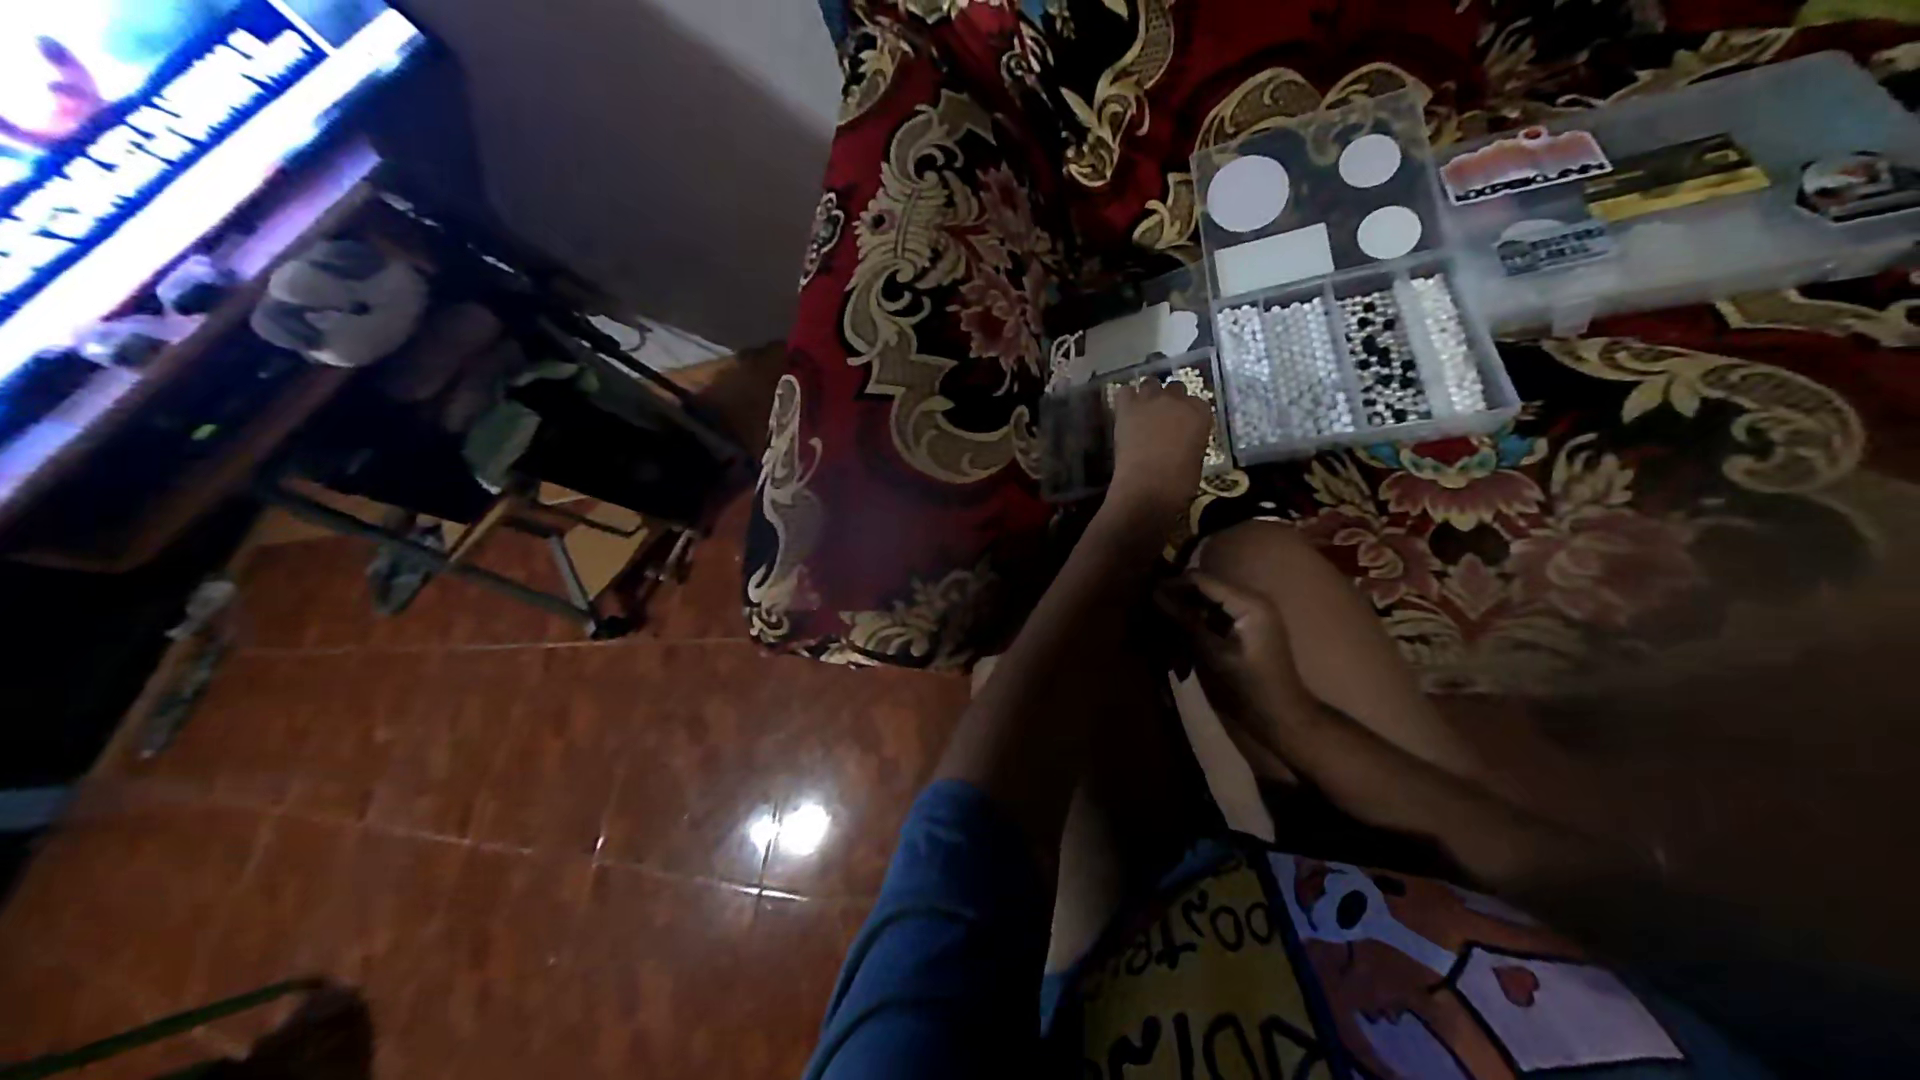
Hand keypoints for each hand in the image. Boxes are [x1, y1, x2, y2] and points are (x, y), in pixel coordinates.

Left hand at [1106, 379, 1212, 519]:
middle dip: (1171, 400)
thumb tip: (1183, 441)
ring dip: (1149, 394)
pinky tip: (1126, 411)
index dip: (1190, 413)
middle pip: (1175, 388)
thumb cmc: (1178, 482)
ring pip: (1151, 383)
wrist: (1147, 486)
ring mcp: (1151, 400)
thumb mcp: (1196, 459)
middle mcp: (1177, 400)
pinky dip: (1126, 399)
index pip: (1199, 403)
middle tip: (1163, 417)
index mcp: (1200, 414)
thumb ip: (1192, 441)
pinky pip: (1125, 391)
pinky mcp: (1127, 407)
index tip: (1184, 424)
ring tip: (1144, 410)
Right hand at [1155, 570, 1310, 729]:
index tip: (1146, 596)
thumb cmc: (1248, 686)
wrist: (1279, 716)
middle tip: (1150, 612)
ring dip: (1184, 612)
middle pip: (1204, 588)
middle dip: (1177, 598)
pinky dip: (1195, 623)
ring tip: (1160, 625)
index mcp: (1249, 602)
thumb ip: (1186, 620)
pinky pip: (1213, 615)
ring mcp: (1248, 613)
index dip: (1173, 584)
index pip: (1202, 580)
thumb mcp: (1213, 653)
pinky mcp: (1243, 627)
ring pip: (1205, 601)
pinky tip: (1178, 636)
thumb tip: (1155, 593)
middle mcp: (1250, 600)